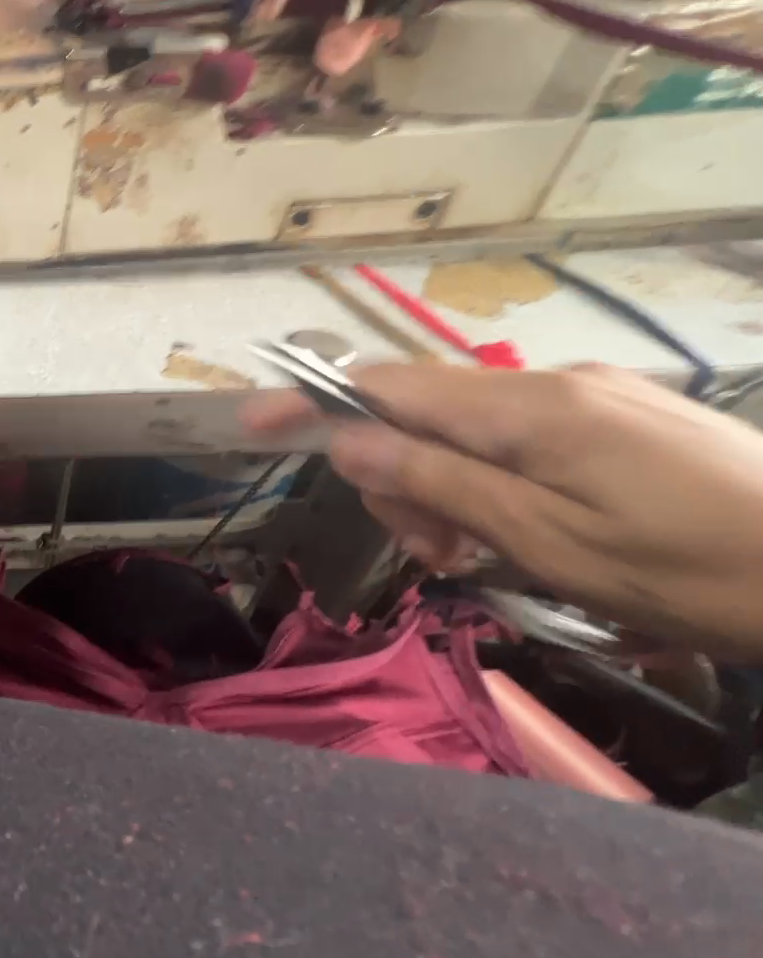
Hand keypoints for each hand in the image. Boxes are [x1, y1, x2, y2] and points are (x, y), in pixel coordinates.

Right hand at [243, 363, 762, 656]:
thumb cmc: (703, 572)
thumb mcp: (547, 540)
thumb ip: (437, 481)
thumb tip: (346, 440)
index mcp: (528, 409)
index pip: (385, 385)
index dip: (312, 399)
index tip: (254, 422)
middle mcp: (550, 385)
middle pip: (419, 413)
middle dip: (398, 477)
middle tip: (430, 551)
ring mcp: (589, 397)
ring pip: (463, 431)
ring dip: (444, 489)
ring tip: (476, 554)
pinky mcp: (617, 419)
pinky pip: (514, 440)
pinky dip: (487, 482)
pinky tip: (516, 530)